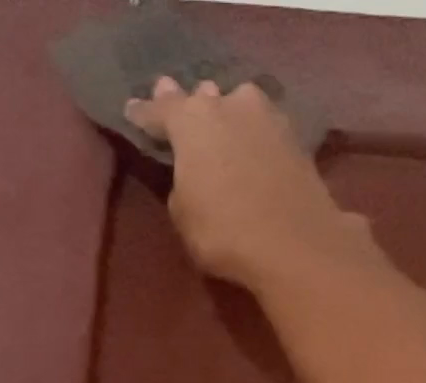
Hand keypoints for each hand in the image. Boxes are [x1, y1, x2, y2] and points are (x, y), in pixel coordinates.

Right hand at [125, 76, 380, 290]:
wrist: (294, 242)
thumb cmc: (222, 231)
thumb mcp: (182, 213)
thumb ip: (180, 181)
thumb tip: (192, 166)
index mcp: (191, 121)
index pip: (159, 110)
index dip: (143, 112)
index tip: (130, 108)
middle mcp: (229, 105)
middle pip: (203, 98)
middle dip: (188, 101)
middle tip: (174, 97)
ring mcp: (267, 116)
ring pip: (238, 104)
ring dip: (225, 110)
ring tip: (218, 118)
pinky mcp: (295, 136)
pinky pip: (261, 125)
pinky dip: (250, 131)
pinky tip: (248, 141)